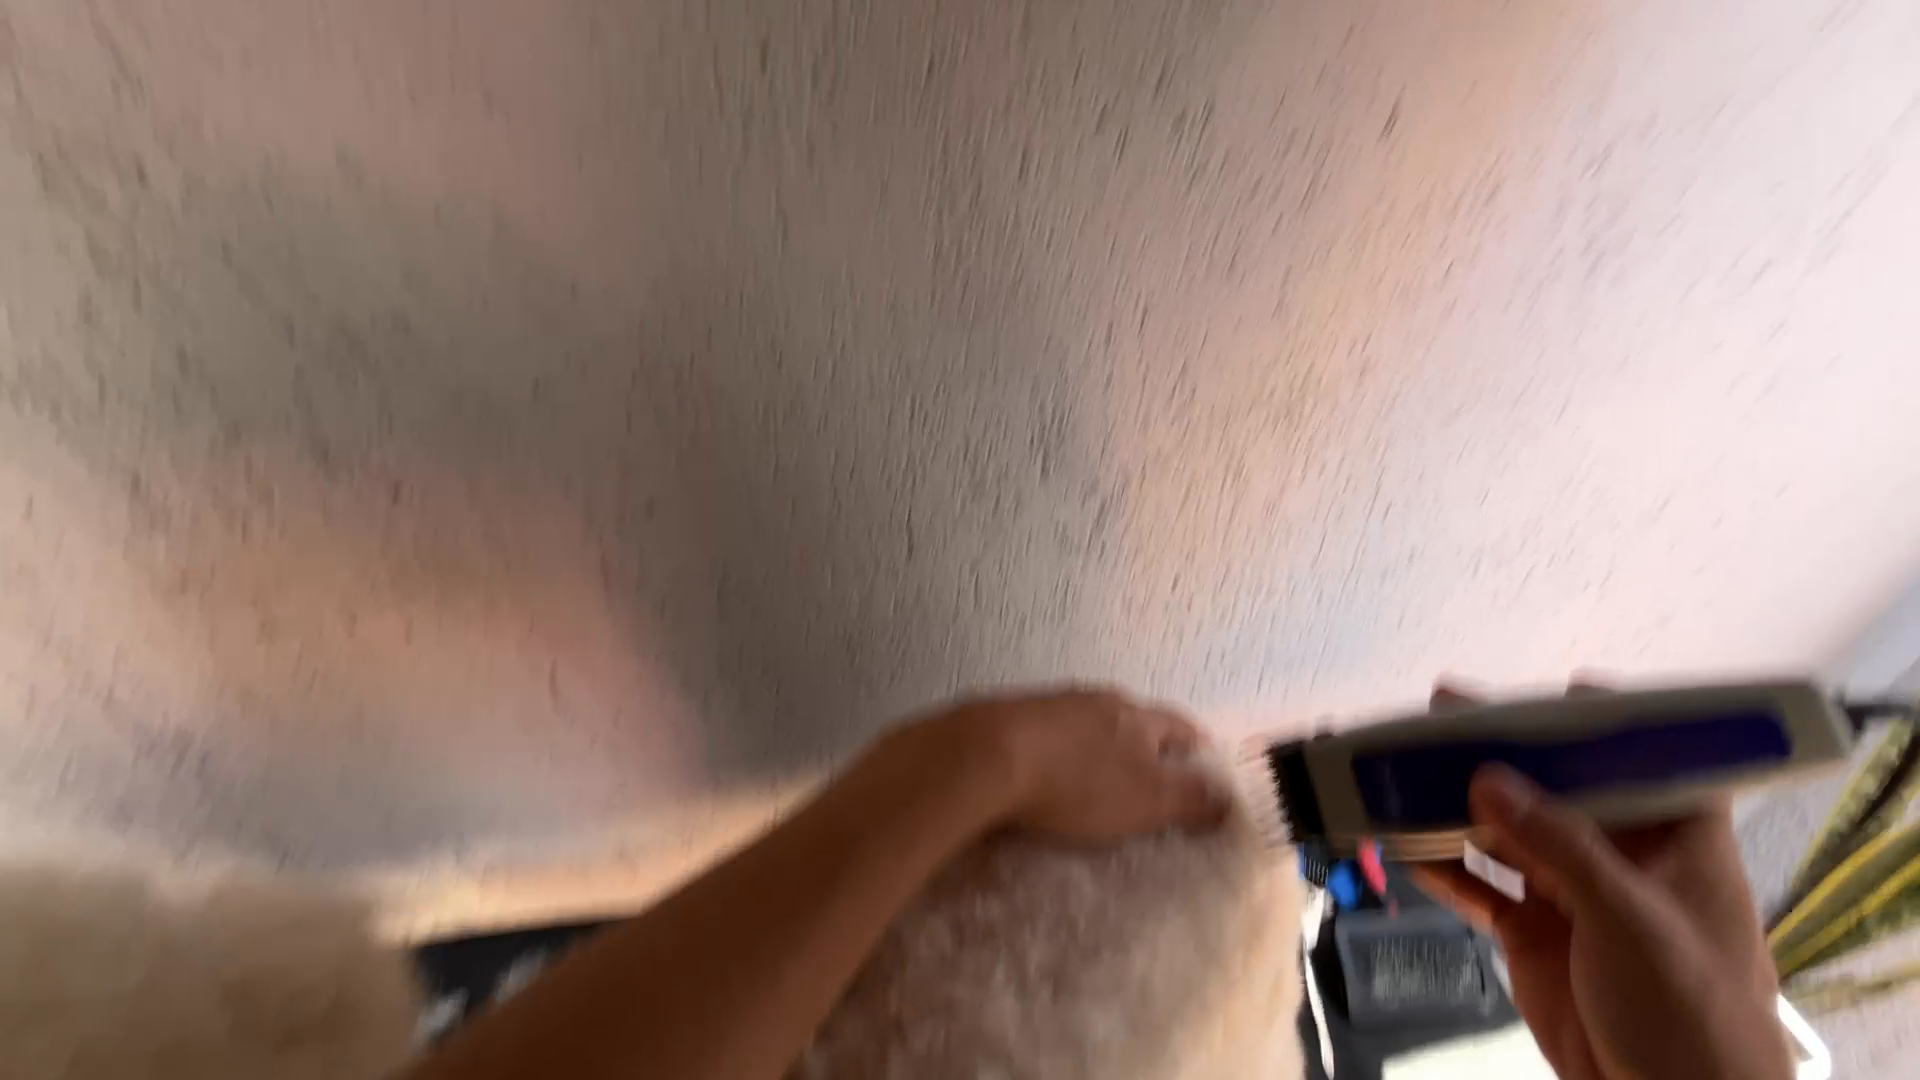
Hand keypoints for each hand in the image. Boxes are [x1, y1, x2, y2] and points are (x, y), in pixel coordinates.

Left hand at [894, 687, 1232, 843]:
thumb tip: (1227, 795)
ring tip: (1101, 768)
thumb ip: (1190, 798)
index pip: (1178, 725)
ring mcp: (1051, 703)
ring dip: (1100, 742)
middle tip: (1152, 768)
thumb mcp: (1146, 800)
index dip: (1195, 744)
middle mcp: (1096, 700)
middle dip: (1146, 742)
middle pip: (1132, 718)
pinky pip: (1050, 731)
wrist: (986, 755)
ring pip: (1089, 721)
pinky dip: (1061, 748)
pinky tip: (1050, 765)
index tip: (1204, 758)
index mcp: (1135, 716)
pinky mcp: (1012, 715)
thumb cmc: (1077, 782)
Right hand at [1411, 682, 1792, 1079]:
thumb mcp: (1633, 922)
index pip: (1658, 767)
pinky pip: (1474, 883)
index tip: (1558, 690)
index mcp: (1675, 849)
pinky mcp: (1527, 928)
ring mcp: (1567, 893)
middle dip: (1503, 753)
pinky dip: (1438, 864)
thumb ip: (1560, 845)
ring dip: (1457, 803)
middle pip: (1558, 789)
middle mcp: (1618, 860)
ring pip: (1504, 830)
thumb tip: (1486, 775)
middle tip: (1442, 712)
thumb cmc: (1686, 1012)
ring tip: (1402, 764)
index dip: (1615, 727)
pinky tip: (1400, 842)